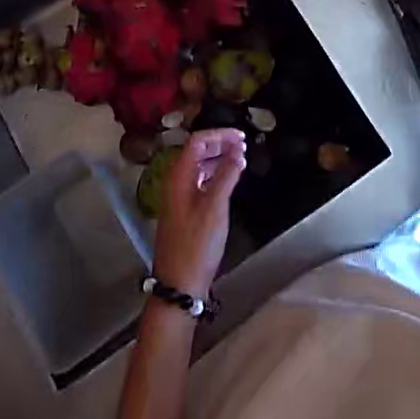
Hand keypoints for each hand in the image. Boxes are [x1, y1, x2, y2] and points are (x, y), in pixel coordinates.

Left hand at [152, 128, 246, 297]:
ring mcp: (179, 197)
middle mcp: (176, 182)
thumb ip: (226, 176)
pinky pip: (200, 181)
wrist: (180, 283)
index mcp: (179, 177)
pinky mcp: (185, 210)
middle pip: (196, 151)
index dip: (219, 135)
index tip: (242, 137)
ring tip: (241, 158)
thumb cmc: (197, 244)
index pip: (197, 141)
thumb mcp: (215, 207)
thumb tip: (238, 152)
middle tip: (244, 145)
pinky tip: (230, 178)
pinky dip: (216, 174)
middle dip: (220, 143)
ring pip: (199, 166)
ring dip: (219, 158)